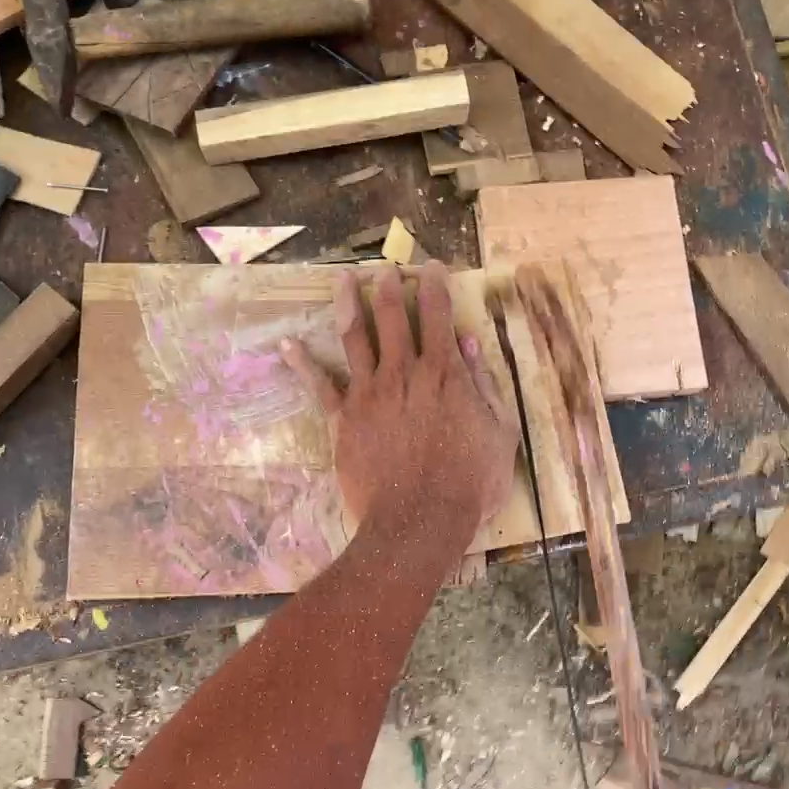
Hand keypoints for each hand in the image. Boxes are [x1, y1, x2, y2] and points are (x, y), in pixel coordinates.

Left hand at [282, 264, 519, 547]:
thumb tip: (470, 342)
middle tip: (384, 268)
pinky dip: (303, 365)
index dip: (435, 286)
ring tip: (343, 280)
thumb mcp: (499, 433)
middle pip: (393, 317)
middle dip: (389, 287)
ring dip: (349, 304)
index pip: (439, 315)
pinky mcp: (344, 419)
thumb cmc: (469, 483)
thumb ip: (484, 385)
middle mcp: (404, 373)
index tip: (430, 267)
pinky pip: (320, 386)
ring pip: (355, 337)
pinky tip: (289, 345)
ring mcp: (369, 393)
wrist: (419, 521)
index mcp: (445, 373)